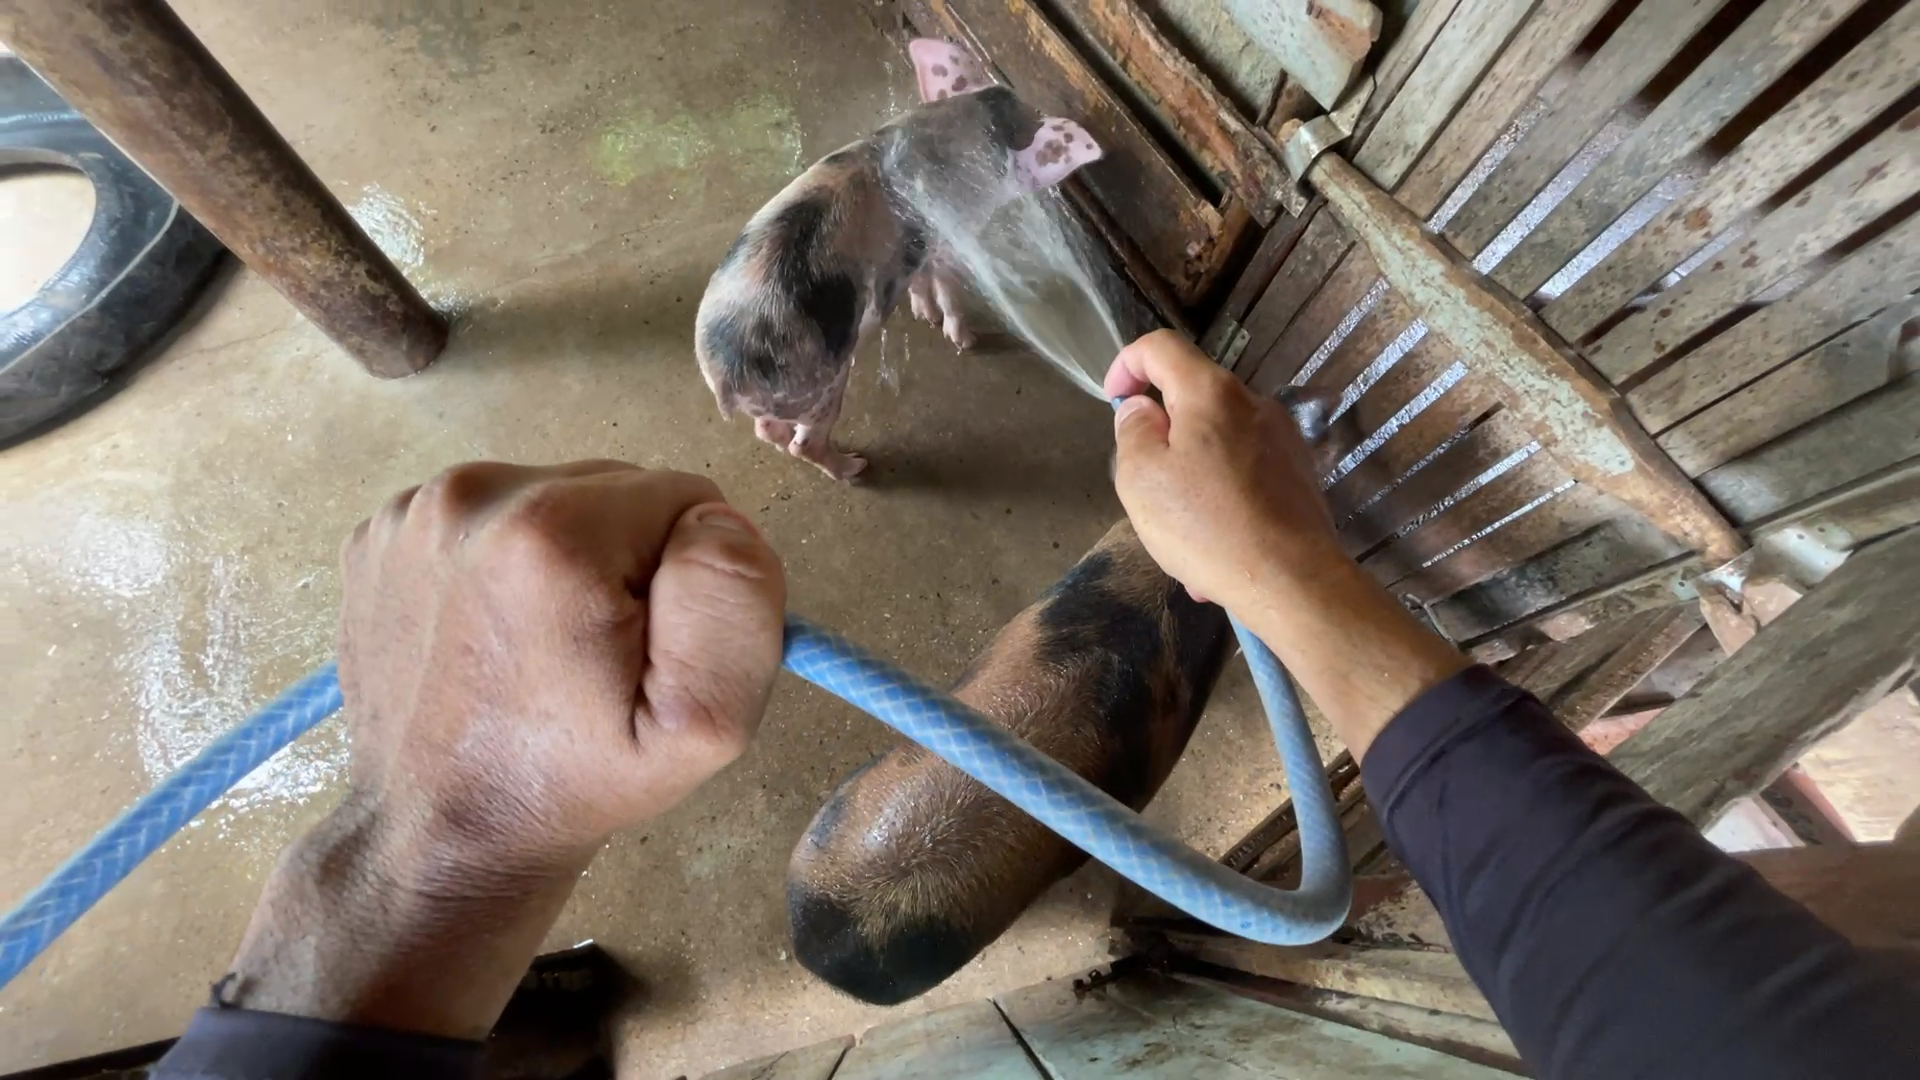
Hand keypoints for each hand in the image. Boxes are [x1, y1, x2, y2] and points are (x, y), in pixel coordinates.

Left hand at [337, 460, 784, 868]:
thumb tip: (716, 519)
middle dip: (640, 558)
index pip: (688, 497)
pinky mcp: (385, 531)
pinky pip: (507, 515)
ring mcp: (414, 511)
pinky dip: (523, 559)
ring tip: (559, 641)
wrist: (445, 835)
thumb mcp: (703, 721)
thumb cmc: (582, 780)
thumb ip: (735, 602)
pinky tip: (505, 627)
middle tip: (614, 647)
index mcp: (553, 531)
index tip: (657, 643)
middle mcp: (472, 497)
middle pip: (624, 490)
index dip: (693, 574)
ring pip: (569, 497)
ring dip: (585, 557)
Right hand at [1107, 332, 1466, 760]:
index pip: (1160, 347)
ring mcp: (1283, 438)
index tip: (1112, 400)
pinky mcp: (1298, 473)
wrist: (1291, 581)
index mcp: (1210, 393)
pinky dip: (1217, 493)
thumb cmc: (1205, 526)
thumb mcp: (1141, 479)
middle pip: (1191, 396)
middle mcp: (1254, 403)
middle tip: (1142, 480)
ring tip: (1177, 530)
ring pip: (1216, 440)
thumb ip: (1132, 432)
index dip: (1127, 364)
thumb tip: (1141, 410)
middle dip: (1160, 430)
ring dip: (1187, 471)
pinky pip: (1242, 471)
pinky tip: (1212, 545)